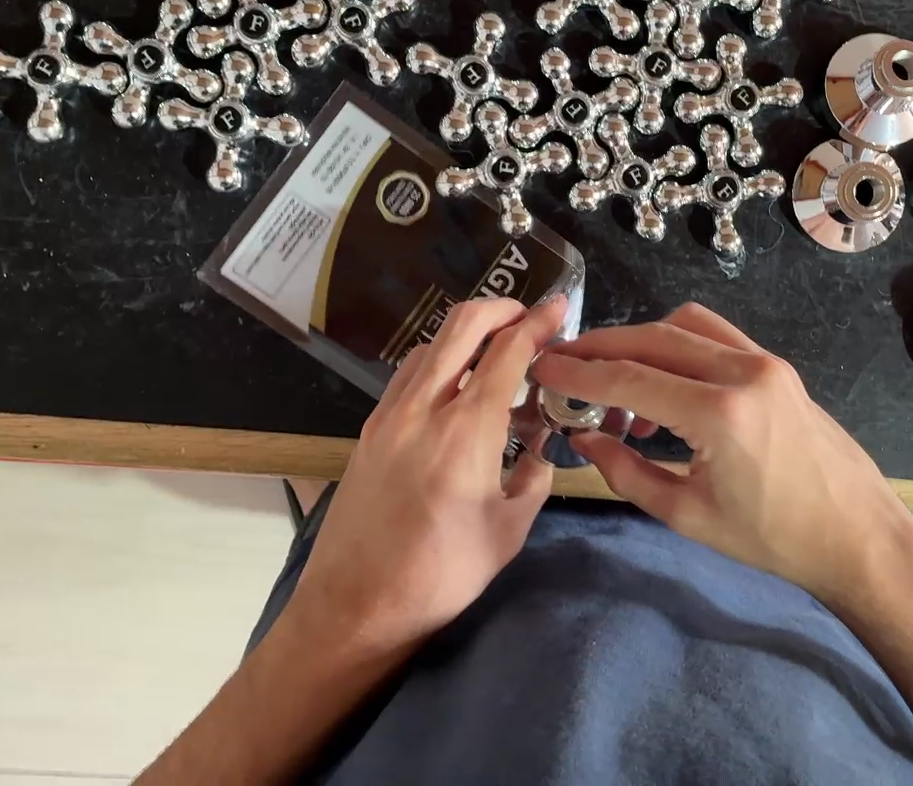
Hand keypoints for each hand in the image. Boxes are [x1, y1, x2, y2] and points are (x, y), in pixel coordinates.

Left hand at [283, 296, 565, 652]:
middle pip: (462, 325)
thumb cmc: (441, 573)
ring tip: (495, 349)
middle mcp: (424, 406)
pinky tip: (455, 385)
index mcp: (466, 429)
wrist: (353, 607)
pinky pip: (409, 373)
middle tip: (528, 317)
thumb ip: (534, 479)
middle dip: (501, 308)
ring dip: (467, 332)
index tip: (559, 306)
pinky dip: (439, 360)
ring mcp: (389, 414)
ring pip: (430, 344)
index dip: (538, 322)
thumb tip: (539, 452)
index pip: (508, 351)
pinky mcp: (369, 430)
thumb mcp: (508, 530)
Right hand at [532, 302, 912, 610]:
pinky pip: (714, 335)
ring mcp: (765, 361)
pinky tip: (660, 378)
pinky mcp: (776, 363)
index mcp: (720, 413)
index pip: (631, 378)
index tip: (542, 368)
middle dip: (601, 347)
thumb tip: (583, 436)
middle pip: (653, 338)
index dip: (579, 373)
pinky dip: (676, 342)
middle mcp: (743, 371)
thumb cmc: (772, 538)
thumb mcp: (688, 515)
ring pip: (684, 324)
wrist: (856, 533)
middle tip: (563, 360)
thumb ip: (626, 471)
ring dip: (639, 340)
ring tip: (608, 375)